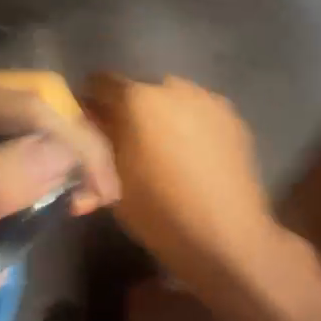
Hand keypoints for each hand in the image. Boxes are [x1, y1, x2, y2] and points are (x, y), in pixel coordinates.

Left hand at [0, 72, 119, 320]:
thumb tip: (62, 155)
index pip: (26, 105)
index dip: (75, 142)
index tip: (106, 192)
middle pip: (26, 109)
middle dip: (66, 150)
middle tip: (93, 199)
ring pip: (15, 131)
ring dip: (47, 168)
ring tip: (69, 207)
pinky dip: (19, 184)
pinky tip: (24, 219)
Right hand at [84, 74, 275, 289]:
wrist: (228, 238)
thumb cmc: (161, 212)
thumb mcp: (114, 182)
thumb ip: (97, 147)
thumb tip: (89, 128)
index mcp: (137, 99)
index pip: (100, 82)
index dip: (92, 101)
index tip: (91, 124)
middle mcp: (171, 87)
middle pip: (139, 90)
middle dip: (129, 111)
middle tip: (128, 143)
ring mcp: (206, 99)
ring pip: (171, 99)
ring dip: (162, 116)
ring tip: (165, 152)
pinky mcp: (231, 116)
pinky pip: (199, 111)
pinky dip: (191, 125)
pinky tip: (195, 157)